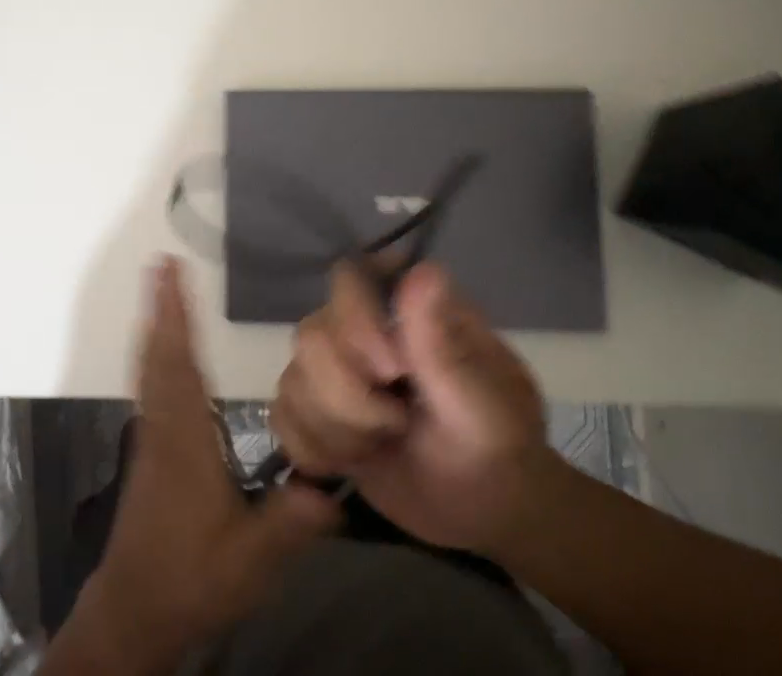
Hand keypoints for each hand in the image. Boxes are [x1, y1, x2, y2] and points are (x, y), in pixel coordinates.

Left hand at [66, 259, 338, 674]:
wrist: (134, 609)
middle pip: (157, 359)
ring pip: (148, 374)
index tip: (168, 275)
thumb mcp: (252, 559)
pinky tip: (167, 362)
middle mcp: (162, 431)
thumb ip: (292, 522)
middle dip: (161, 311)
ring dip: (155, 331)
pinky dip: (155, 361)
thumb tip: (333, 488)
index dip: (175, 319)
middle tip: (161, 266)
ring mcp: (151, 442)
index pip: (180, 368)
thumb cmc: (191, 579)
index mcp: (185, 443)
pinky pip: (149, 391)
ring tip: (163, 297)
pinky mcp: (148, 457)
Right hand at [270, 261, 556, 554]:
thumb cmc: (499, 447)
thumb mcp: (485, 405)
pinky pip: (282, 417)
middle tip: (398, 423)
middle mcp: (362, 330)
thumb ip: (445, 347)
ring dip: (336, 429)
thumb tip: (424, 271)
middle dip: (348, 395)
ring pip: (292, 381)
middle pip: (311, 335)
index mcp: (409, 310)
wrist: (485, 510)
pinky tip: (351, 463)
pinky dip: (313, 449)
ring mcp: (335, 372)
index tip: (392, 368)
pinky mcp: (316, 413)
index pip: (352, 278)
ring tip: (383, 444)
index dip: (356, 320)